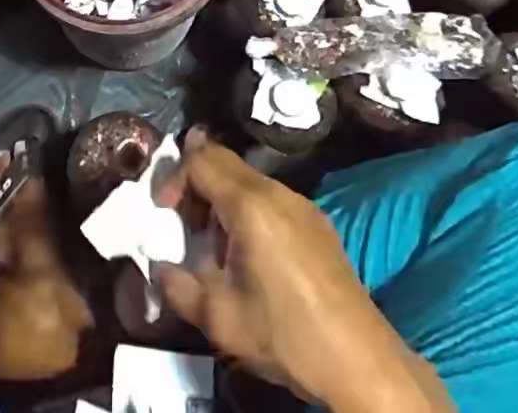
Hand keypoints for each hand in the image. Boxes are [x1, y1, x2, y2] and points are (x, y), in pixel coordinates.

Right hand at [155, 129, 453, 412]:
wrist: (357, 356)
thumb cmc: (284, 333)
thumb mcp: (218, 318)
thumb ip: (177, 285)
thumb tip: (160, 266)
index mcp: (250, 204)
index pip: (201, 160)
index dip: (175, 178)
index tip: (165, 212)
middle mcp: (277, 191)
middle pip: (225, 161)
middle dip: (196, 184)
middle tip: (184, 223)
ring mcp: (301, 202)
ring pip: (248, 179)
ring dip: (222, 198)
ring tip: (214, 245)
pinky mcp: (316, 219)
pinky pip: (270, 197)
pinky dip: (248, 208)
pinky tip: (250, 253)